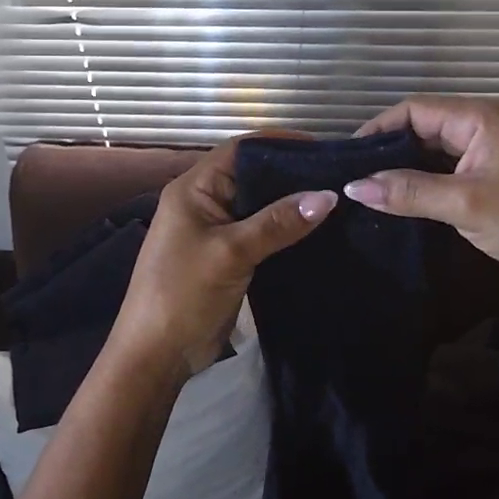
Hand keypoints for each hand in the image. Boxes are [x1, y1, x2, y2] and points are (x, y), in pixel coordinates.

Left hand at [107, 135, 337, 384]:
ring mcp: (217, 231)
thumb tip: (329, 196)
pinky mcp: (229, 258)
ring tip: (339, 201)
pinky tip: (319, 233)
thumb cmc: (183, 294)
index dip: (280, 144)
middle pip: (254, 176)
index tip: (324, 150)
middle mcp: (205, 202)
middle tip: (340, 177)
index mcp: (194, 189)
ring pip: (261, 206)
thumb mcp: (232, 253)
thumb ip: (278, 223)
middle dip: (293, 175)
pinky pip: (262, 233)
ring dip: (292, 205)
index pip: (241, 150)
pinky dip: (286, 231)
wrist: (157, 355)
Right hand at [343, 95, 498, 296]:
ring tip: (368, 193)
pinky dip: (427, 188)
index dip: (379, 128)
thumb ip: (408, 192)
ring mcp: (495, 156)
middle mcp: (488, 128)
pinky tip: (401, 207)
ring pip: (438, 155)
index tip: (346, 156)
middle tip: (352, 177)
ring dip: (407, 172)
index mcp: (484, 118)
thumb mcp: (465, 204)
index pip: (417, 109)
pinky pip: (452, 176)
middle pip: (426, 129)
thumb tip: (353, 186)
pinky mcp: (498, 183)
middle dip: (389, 151)